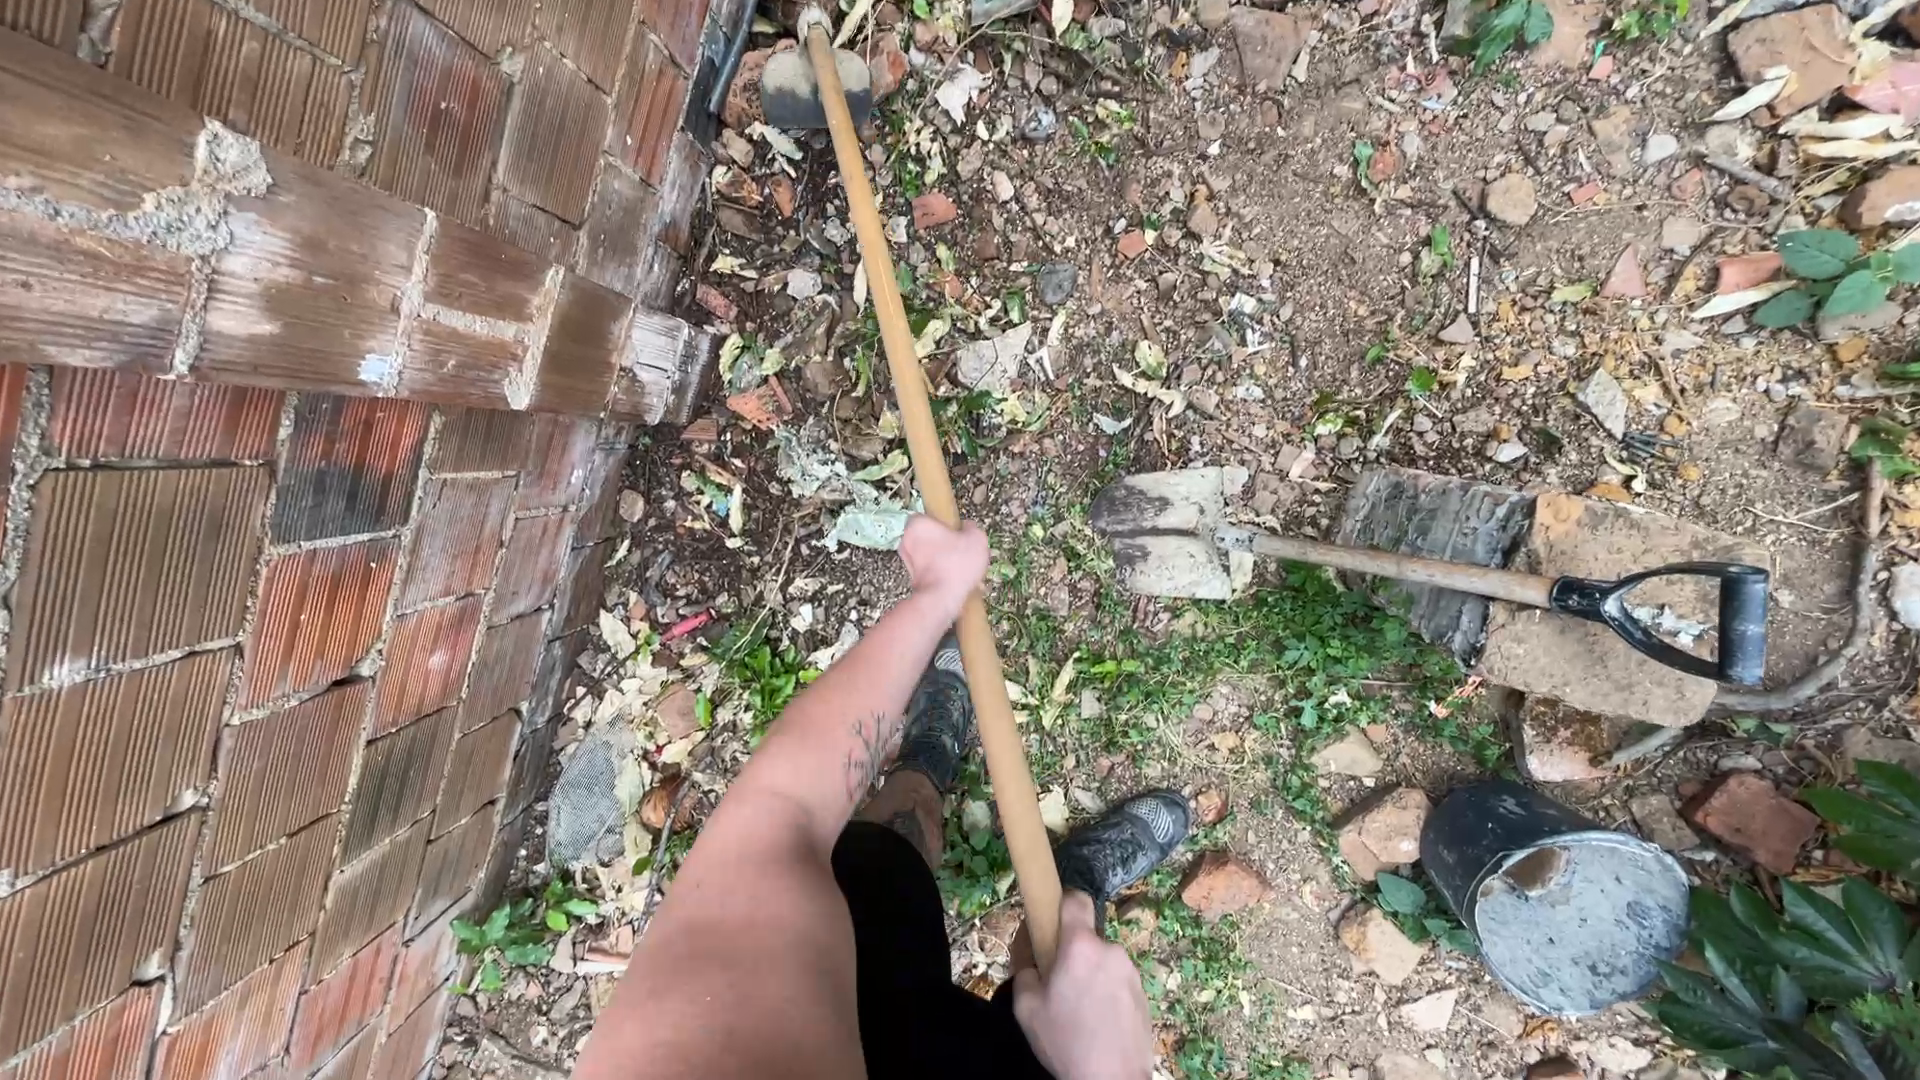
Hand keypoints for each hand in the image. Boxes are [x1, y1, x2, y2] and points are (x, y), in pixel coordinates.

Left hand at [898, 515, 988, 613]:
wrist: (941, 599)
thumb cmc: (956, 564)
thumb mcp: (976, 538)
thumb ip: (972, 527)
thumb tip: (967, 527)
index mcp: (916, 524)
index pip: (931, 517)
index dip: (947, 524)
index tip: (959, 534)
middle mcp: (906, 540)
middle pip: (931, 537)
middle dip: (947, 545)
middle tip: (964, 552)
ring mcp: (906, 561)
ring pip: (931, 556)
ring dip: (945, 561)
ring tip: (964, 570)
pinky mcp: (911, 579)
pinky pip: (930, 571)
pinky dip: (941, 575)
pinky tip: (957, 581)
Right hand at [1011, 893, 1152, 1079]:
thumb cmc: (1066, 1041)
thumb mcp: (1027, 1008)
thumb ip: (1024, 969)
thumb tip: (1030, 952)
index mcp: (1081, 946)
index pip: (1076, 898)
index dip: (1063, 903)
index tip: (1052, 924)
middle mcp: (1110, 950)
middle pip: (1087, 937)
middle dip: (1074, 954)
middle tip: (1061, 985)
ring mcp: (1131, 971)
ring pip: (1103, 961)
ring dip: (1092, 975)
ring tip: (1082, 1010)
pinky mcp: (1144, 993)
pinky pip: (1118, 981)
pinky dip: (1108, 993)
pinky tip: (1100, 1021)